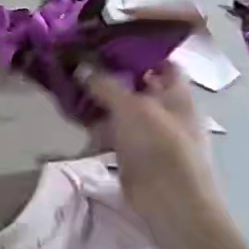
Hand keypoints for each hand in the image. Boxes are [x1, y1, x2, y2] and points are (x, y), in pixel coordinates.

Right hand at [83, 66, 220, 222]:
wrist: (172, 205)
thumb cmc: (160, 147)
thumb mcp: (131, 108)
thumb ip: (106, 85)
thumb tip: (82, 67)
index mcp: (178, 94)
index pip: (162, 62)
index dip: (139, 51)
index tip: (107, 43)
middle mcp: (167, 111)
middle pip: (139, 87)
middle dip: (112, 78)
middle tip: (80, 65)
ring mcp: (151, 136)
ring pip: (124, 112)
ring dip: (101, 104)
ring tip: (71, 92)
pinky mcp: (136, 157)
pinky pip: (115, 135)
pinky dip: (98, 129)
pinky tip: (78, 123)